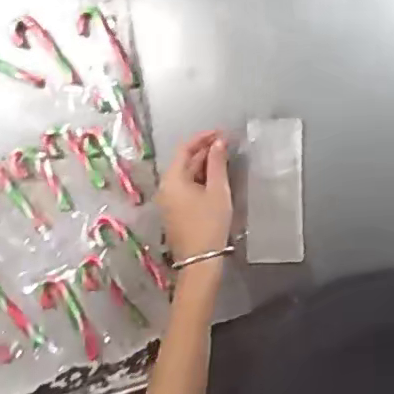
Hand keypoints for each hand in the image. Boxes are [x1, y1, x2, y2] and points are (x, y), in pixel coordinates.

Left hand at [157, 130, 233, 260]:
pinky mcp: (176, 211)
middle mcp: (166, 187)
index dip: (203, 137)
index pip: (184, 149)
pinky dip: (201, 178)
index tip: (221, 132)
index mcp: (172, 179)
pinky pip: (187, 187)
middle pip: (184, 162)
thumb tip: (219, 143)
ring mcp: (169, 200)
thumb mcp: (218, 191)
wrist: (200, 261)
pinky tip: (216, 178)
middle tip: (227, 144)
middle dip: (205, 151)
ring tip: (225, 158)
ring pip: (186, 175)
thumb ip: (217, 163)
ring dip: (204, 165)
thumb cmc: (209, 223)